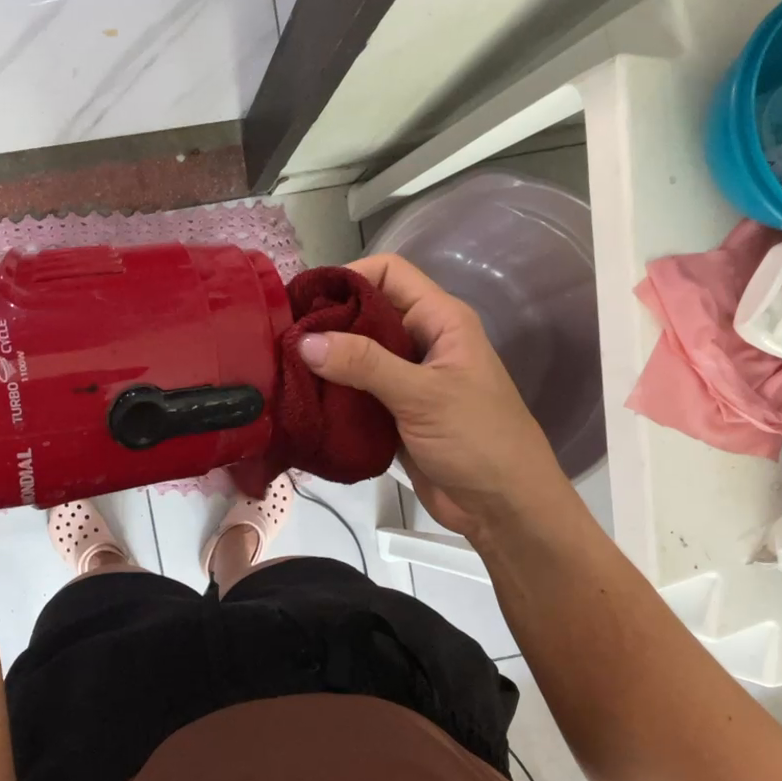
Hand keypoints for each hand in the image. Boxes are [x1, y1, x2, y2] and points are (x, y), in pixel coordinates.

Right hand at [299, 254, 566, 540]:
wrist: (502, 507)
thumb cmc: (478, 440)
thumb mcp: (423, 395)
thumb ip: (364, 364)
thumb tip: (305, 340)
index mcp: (440, 320)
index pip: (388, 274)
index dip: (347, 277)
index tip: (303, 300)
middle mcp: (420, 342)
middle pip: (364, 313)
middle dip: (325, 323)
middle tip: (280, 339)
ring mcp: (405, 380)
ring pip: (355, 356)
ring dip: (323, 363)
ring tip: (281, 370)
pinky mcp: (392, 414)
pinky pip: (355, 393)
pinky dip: (331, 395)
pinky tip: (301, 402)